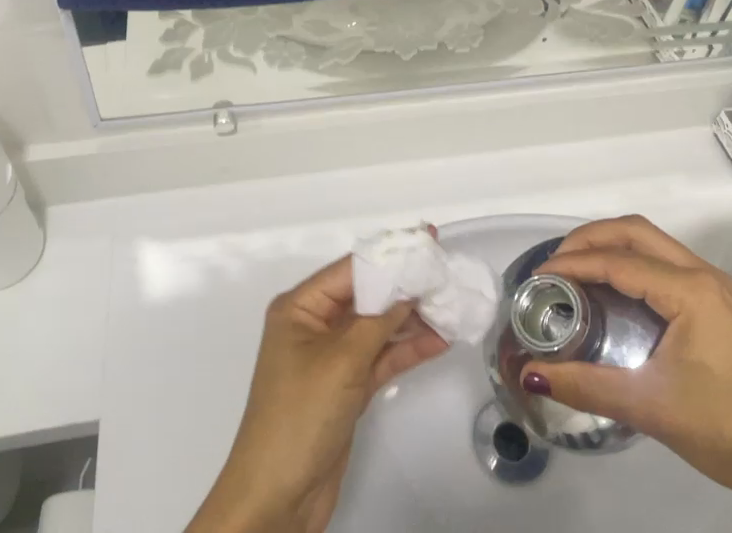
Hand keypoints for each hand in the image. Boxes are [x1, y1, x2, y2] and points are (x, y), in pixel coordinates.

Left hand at [187, 253, 449, 532]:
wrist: (278, 493)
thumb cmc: (301, 414)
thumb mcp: (342, 360)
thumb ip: (379, 320)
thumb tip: (411, 288)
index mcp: (301, 308)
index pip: (351, 270)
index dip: (390, 255)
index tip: (429, 239)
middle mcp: (314, 325)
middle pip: (367, 295)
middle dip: (406, 286)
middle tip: (448, 274)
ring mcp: (332, 357)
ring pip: (378, 326)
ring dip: (413, 318)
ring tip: (453, 305)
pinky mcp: (347, 386)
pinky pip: (382, 357)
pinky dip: (408, 348)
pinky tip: (440, 339)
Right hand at [517, 216, 731, 532]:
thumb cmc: (730, 429)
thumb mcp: (652, 408)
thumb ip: (587, 385)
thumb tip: (530, 374)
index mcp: (691, 292)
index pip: (618, 261)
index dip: (571, 264)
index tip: (535, 280)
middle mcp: (706, 277)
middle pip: (637, 233)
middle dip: (589, 239)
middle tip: (553, 265)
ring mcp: (718, 290)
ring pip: (656, 246)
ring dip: (613, 248)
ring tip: (576, 275)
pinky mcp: (724, 307)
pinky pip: (668, 266)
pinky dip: (634, 266)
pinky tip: (615, 296)